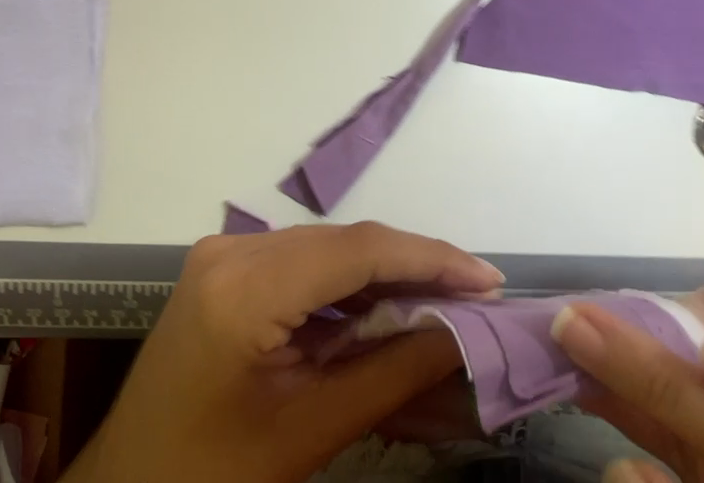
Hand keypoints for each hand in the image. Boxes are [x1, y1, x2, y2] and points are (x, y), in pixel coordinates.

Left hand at [61, 222, 504, 482]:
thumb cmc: (214, 472)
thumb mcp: (311, 427)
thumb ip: (392, 372)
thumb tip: (460, 329)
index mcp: (244, 288)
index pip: (358, 250)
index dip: (430, 258)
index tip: (489, 279)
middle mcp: (230, 251)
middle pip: (343, 243)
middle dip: (412, 267)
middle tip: (475, 297)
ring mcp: (221, 257)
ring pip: (324, 251)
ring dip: (381, 277)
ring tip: (442, 306)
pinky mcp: (221, 272)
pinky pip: (299, 265)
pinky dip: (344, 288)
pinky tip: (383, 314)